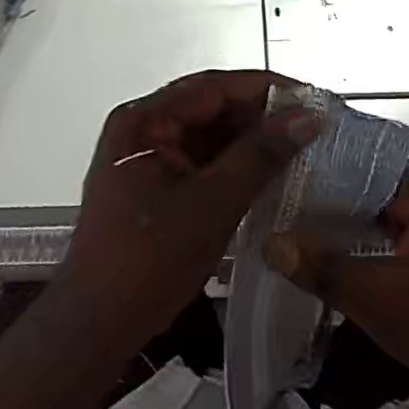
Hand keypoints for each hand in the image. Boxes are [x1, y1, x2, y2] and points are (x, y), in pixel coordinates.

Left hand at [58, 70, 321, 350]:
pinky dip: (232, 162)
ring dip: (248, 139)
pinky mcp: (154, 180)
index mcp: (143, 120)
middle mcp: (141, 127)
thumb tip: (304, 118)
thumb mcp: (212, 204)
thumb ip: (259, 156)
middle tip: (310, 124)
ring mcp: (145, 154)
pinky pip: (200, 157)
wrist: (99, 321)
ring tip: (297, 145)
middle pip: (208, 106)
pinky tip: (266, 170)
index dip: (263, 89)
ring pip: (206, 132)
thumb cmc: (146, 261)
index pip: (211, 87)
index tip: (308, 96)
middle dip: (259, 114)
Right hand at [265, 163, 408, 397]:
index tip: (269, 180)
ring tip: (281, 219)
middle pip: (357, 181)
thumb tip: (267, 243)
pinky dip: (350, 234)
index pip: (353, 160)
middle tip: (267, 201)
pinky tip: (316, 244)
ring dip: (331, 218)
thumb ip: (323, 269)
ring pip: (365, 205)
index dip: (310, 171)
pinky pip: (376, 224)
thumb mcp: (381, 301)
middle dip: (316, 196)